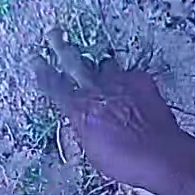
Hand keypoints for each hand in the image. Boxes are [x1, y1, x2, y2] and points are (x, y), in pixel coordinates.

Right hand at [32, 31, 194, 191]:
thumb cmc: (124, 161)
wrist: (159, 154)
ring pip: (104, 65)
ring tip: (100, 71)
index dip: (43, 72)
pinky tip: (130, 93)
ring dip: (100, 68)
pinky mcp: (141, 80)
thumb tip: (81, 121)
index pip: (54, 85)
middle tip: (54, 34)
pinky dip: (127, 82)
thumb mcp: (92, 152)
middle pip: (74, 62)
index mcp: (79, 110)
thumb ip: (84, 129)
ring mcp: (120, 82)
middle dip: (61, 47)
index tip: (35, 59)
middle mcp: (96, 90)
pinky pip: (129, 75)